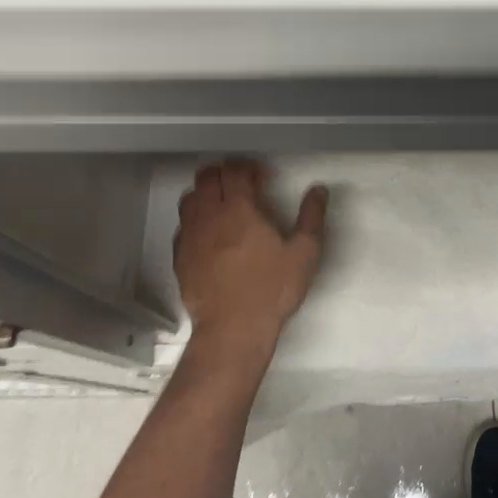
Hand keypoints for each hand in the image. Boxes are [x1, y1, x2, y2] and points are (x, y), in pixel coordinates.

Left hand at [175, 158, 327, 353]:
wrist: (232, 330)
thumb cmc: (271, 290)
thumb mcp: (304, 254)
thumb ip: (311, 217)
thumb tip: (318, 190)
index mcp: (239, 209)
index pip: (235, 170)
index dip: (248, 167)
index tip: (262, 177)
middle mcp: (209, 215)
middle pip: (207, 178)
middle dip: (224, 174)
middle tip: (242, 186)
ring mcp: (190, 236)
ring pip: (190, 198)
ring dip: (205, 193)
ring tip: (223, 205)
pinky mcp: (179, 256)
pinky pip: (182, 225)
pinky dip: (194, 219)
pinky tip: (208, 233)